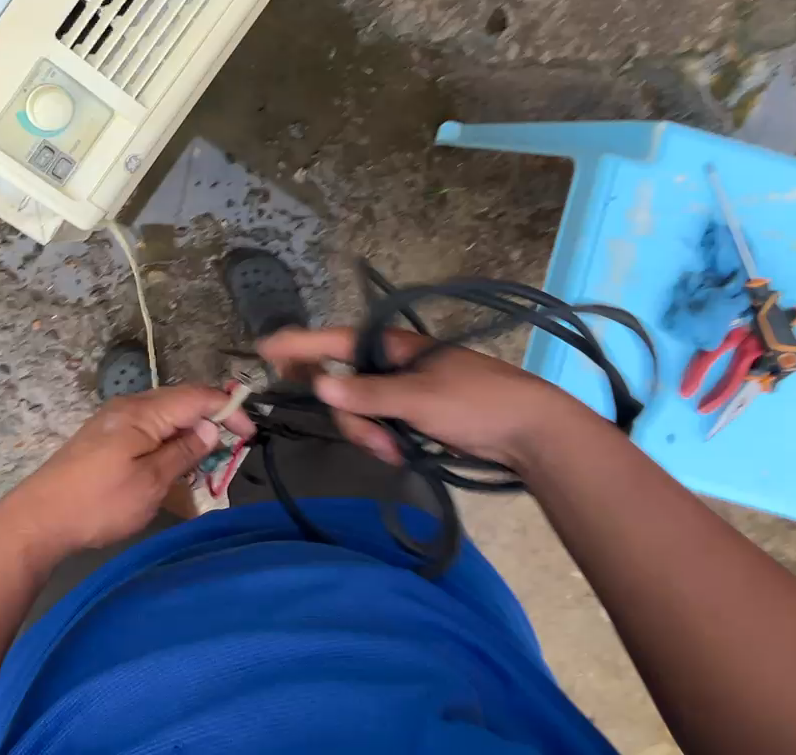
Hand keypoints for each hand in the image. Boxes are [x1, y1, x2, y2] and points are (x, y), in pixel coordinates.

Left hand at [0, 387, 255, 559]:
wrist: (39, 519)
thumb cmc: (99, 503)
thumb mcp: (151, 482)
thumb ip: (183, 451)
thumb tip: (210, 427)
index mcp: (142, 411)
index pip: (196, 396)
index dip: (227, 409)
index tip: (250, 434)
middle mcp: (128, 406)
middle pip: (180, 401)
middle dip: (211, 419)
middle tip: (234, 448)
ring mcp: (113, 420)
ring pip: (164, 415)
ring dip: (189, 432)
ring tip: (208, 460)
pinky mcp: (104, 437)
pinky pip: (147, 427)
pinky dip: (168, 440)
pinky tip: (174, 462)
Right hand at [257, 328, 595, 468]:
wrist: (532, 433)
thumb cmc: (477, 402)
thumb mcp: (419, 398)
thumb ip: (367, 394)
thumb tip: (320, 385)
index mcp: (391, 346)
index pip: (333, 341)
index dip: (298, 345)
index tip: (263, 348)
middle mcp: (391, 364)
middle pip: (342, 384)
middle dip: (350, 416)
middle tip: (372, 440)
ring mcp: (400, 390)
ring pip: (357, 410)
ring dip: (368, 434)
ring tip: (395, 452)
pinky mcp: (411, 414)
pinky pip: (376, 424)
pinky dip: (381, 440)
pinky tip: (399, 453)